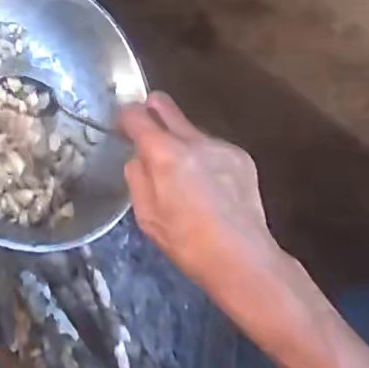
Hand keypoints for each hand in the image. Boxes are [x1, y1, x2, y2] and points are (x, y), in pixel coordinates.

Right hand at [119, 92, 279, 297]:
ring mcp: (220, 145)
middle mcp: (192, 139)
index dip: (124, 118)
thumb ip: (137, 176)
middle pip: (163, 104)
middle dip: (150, 112)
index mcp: (164, 152)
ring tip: (188, 179)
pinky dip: (205, 159)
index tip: (123, 130)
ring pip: (189, 129)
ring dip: (181, 143)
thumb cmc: (188, 244)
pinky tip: (212, 189)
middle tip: (148, 136)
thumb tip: (138, 157)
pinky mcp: (241, 156)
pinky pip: (212, 147)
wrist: (246, 263)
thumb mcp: (146, 216)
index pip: (135, 113)